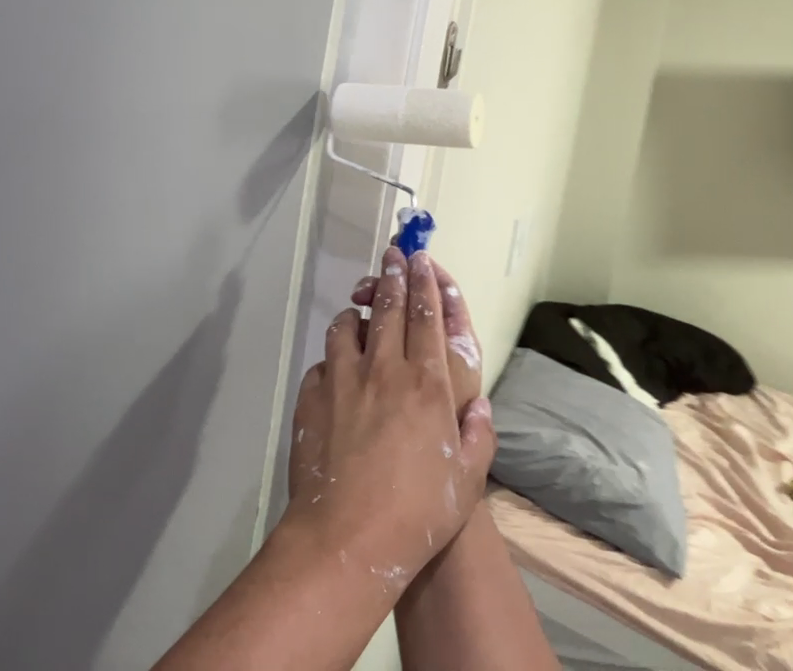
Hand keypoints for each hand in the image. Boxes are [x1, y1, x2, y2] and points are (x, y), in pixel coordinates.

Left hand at [285, 249, 494, 593]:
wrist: (348, 537)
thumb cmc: (418, 513)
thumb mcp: (468, 478)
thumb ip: (478, 434)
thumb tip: (480, 404)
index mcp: (427, 384)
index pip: (428, 318)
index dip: (425, 284)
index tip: (421, 259)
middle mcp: (384, 371)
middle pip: (388, 310)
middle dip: (393, 277)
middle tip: (394, 254)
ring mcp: (342, 381)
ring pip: (346, 328)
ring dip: (356, 312)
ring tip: (360, 307)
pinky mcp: (311, 399)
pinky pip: (322, 363)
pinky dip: (332, 358)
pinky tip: (336, 368)